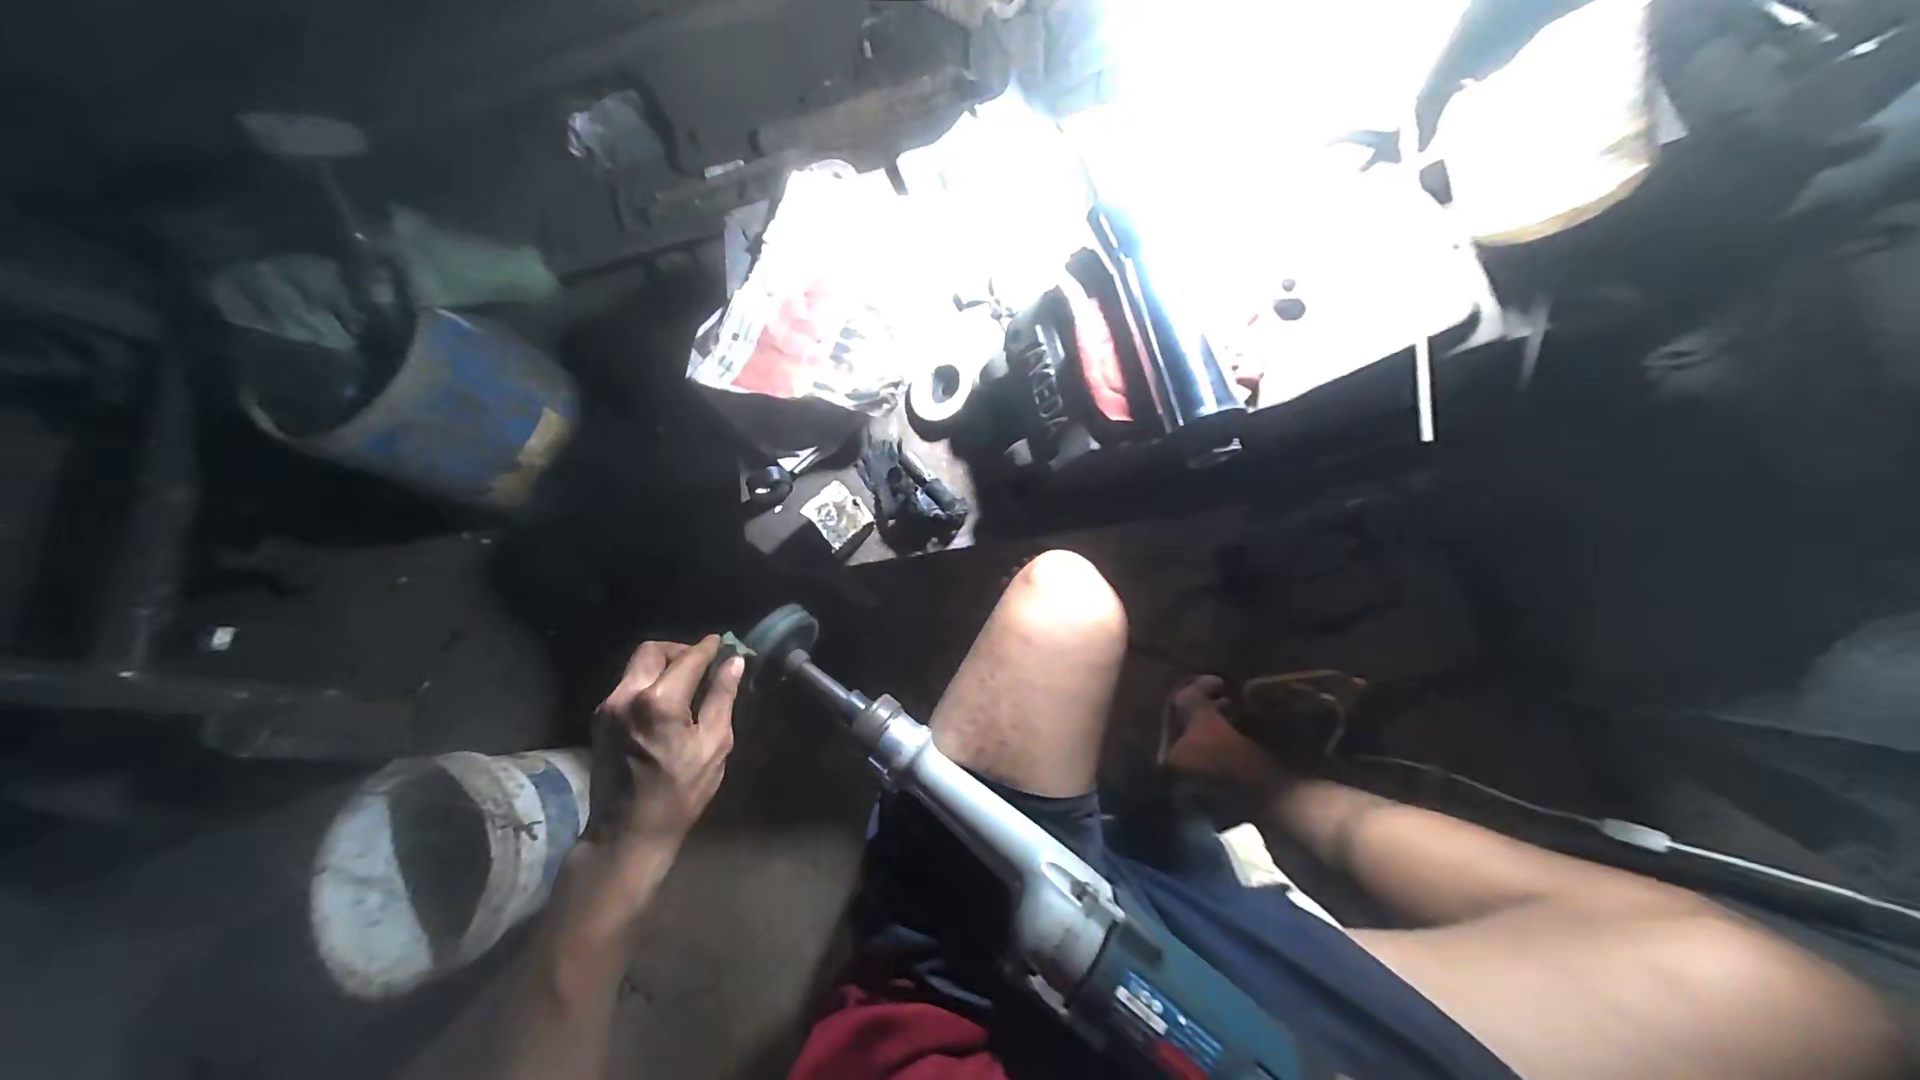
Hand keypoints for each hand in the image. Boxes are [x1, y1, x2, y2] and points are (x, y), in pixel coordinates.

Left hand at [584, 636, 742, 853]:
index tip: (722, 642)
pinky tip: (667, 701)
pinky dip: (649, 681)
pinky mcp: (599, 720)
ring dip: (663, 665)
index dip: (708, 647)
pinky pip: (627, 685)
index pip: (688, 658)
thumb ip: (722, 698)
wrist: (627, 833)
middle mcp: (626, 696)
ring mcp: (608, 707)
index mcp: (659, 702)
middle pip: (653, 651)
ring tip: (687, 682)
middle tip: (702, 662)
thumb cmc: (680, 793)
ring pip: (636, 666)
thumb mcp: (714, 745)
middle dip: (680, 650)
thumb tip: (733, 662)